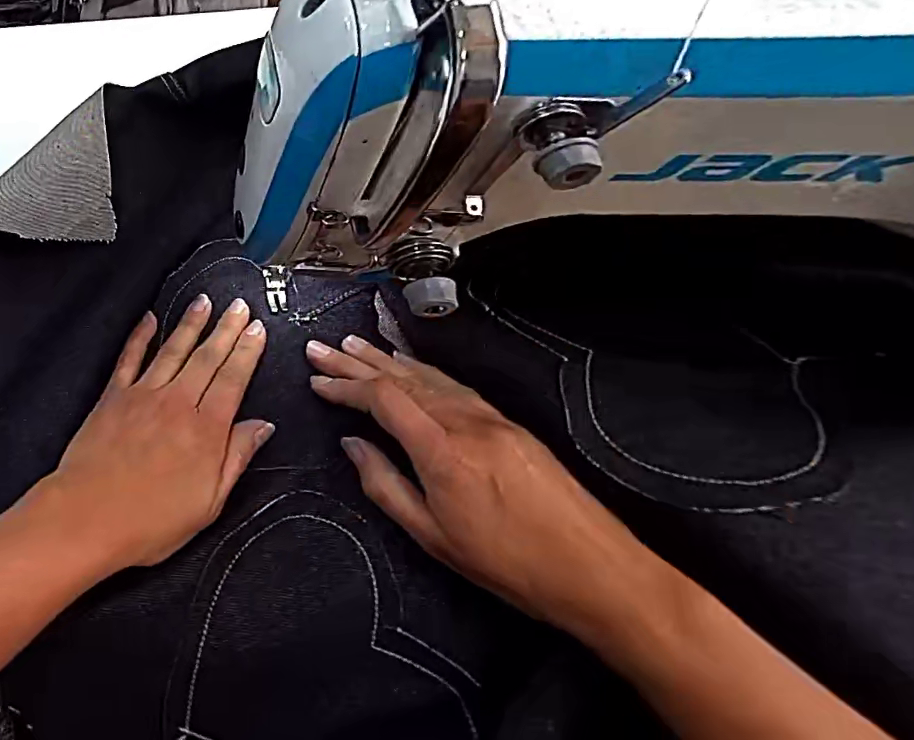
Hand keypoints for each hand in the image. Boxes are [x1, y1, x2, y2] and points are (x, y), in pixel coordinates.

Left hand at [30, 296, 275, 571]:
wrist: (86, 517)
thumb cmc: (148, 521)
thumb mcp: (207, 503)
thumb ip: (236, 458)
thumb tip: (262, 427)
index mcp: (205, 430)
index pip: (233, 379)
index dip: (247, 352)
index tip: (256, 330)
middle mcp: (178, 403)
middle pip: (208, 357)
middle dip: (226, 329)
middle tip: (239, 306)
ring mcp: (144, 395)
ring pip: (174, 350)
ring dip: (191, 323)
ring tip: (205, 302)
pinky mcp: (114, 397)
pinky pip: (130, 358)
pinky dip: (140, 336)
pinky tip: (150, 319)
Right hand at [307, 336, 665, 641]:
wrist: (595, 566)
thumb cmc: (510, 563)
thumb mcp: (434, 537)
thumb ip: (385, 485)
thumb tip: (353, 446)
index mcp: (440, 448)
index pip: (381, 398)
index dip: (344, 386)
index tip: (317, 380)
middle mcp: (462, 420)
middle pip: (398, 376)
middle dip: (354, 362)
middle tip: (321, 348)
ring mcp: (487, 415)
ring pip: (425, 375)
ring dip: (385, 358)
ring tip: (354, 345)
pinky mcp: (505, 420)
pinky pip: (450, 383)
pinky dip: (420, 369)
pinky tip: (408, 364)